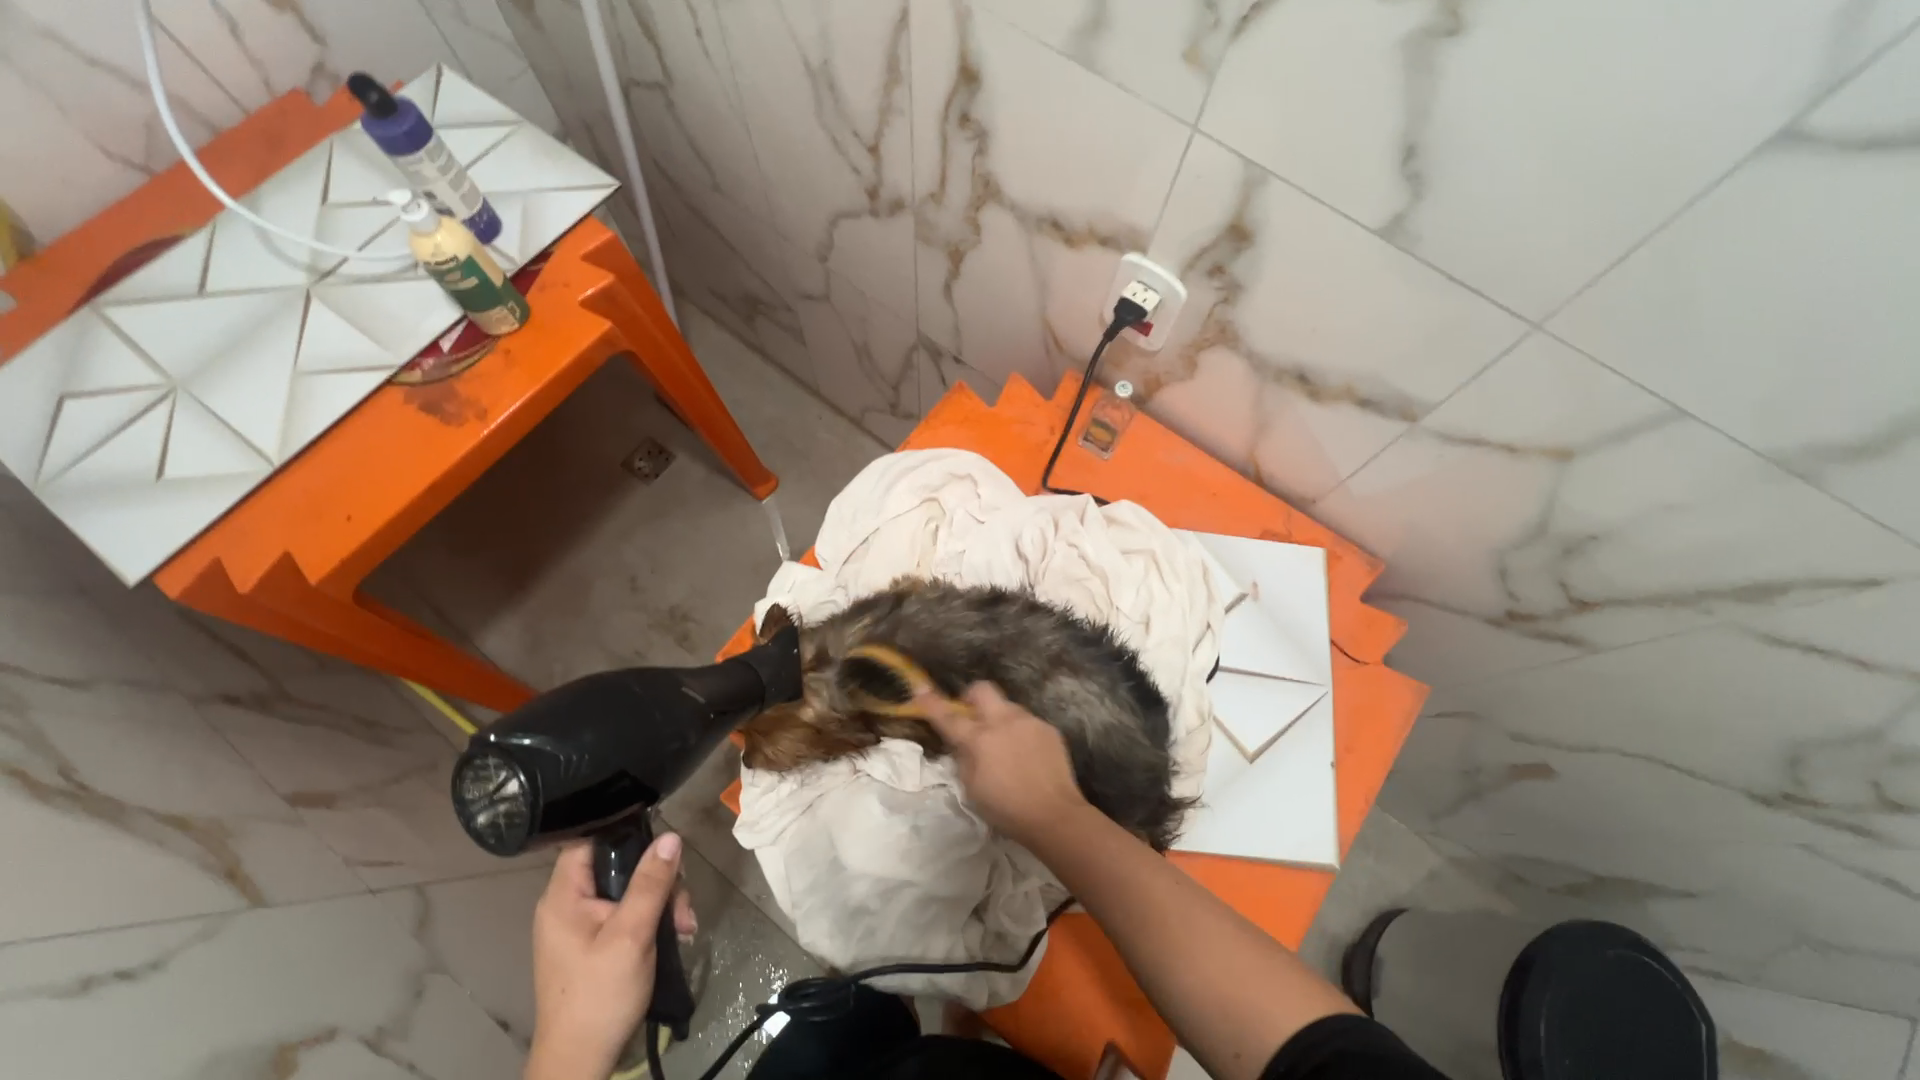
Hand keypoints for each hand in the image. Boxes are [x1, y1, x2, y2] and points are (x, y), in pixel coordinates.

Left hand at [526, 835, 696, 1079]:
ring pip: (629, 890)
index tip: (659, 836)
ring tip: (684, 926)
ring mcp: (582, 926)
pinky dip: (652, 920)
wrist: (582, 1059)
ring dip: (662, 903)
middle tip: (681, 902)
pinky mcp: (596, 944)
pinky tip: (676, 934)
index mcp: (563, 896)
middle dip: (657, 878)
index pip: (587, 839)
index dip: (622, 831)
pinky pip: (628, 914)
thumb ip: (651, 883)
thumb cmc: (600, 994)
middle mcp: (568, 905)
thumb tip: (670, 836)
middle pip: (617, 865)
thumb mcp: (631, 934)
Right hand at [916, 682, 1090, 846]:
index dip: (931, 702)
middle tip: (971, 715)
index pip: (948, 716)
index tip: (919, 688)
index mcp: (980, 740)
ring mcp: (1029, 722)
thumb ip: (963, 758)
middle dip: (971, 697)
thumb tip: (961, 742)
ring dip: (999, 718)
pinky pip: (1027, 722)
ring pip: (1007, 706)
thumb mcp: (971, 788)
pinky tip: (1026, 755)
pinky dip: (1020, 732)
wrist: (1054, 815)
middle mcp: (1004, 722)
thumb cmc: (1006, 809)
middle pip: (982, 689)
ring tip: (1005, 745)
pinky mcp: (1048, 728)